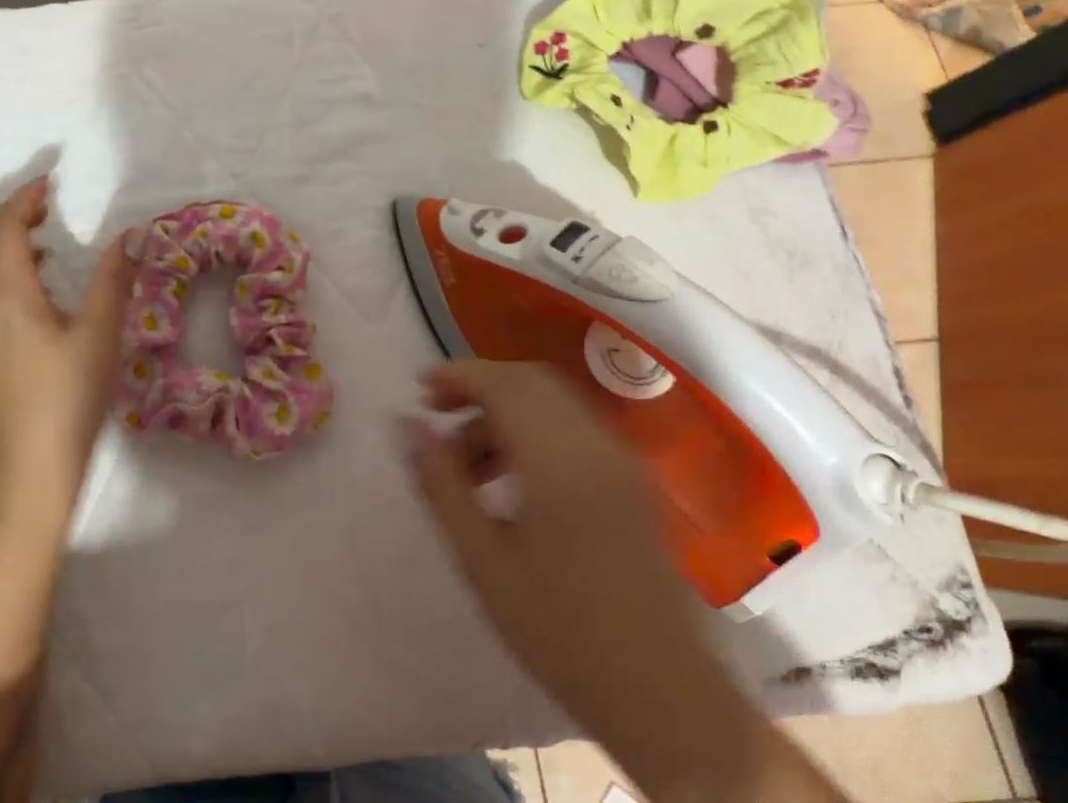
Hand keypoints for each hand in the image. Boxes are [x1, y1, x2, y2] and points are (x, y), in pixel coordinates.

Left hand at [0, 178, 133, 527]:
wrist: (28, 468)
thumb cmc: (69, 400)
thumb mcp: (100, 337)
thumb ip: (112, 281)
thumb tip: (129, 235)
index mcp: (8, 296)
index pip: (4, 228)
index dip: (24, 199)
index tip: (51, 183)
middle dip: (3, 215)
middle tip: (43, 209)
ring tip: (40, 248)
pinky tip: (24, 295)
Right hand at [406, 361, 709, 716]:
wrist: (660, 691)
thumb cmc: (558, 630)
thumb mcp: (481, 559)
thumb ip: (441, 484)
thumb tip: (408, 427)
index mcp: (560, 463)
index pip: (505, 384)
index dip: (458, 375)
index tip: (418, 390)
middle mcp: (598, 448)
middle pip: (532, 383)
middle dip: (479, 388)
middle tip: (435, 418)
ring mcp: (623, 465)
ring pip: (555, 406)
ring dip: (505, 413)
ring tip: (466, 465)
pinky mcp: (634, 485)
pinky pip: (576, 432)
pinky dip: (535, 433)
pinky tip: (510, 480)